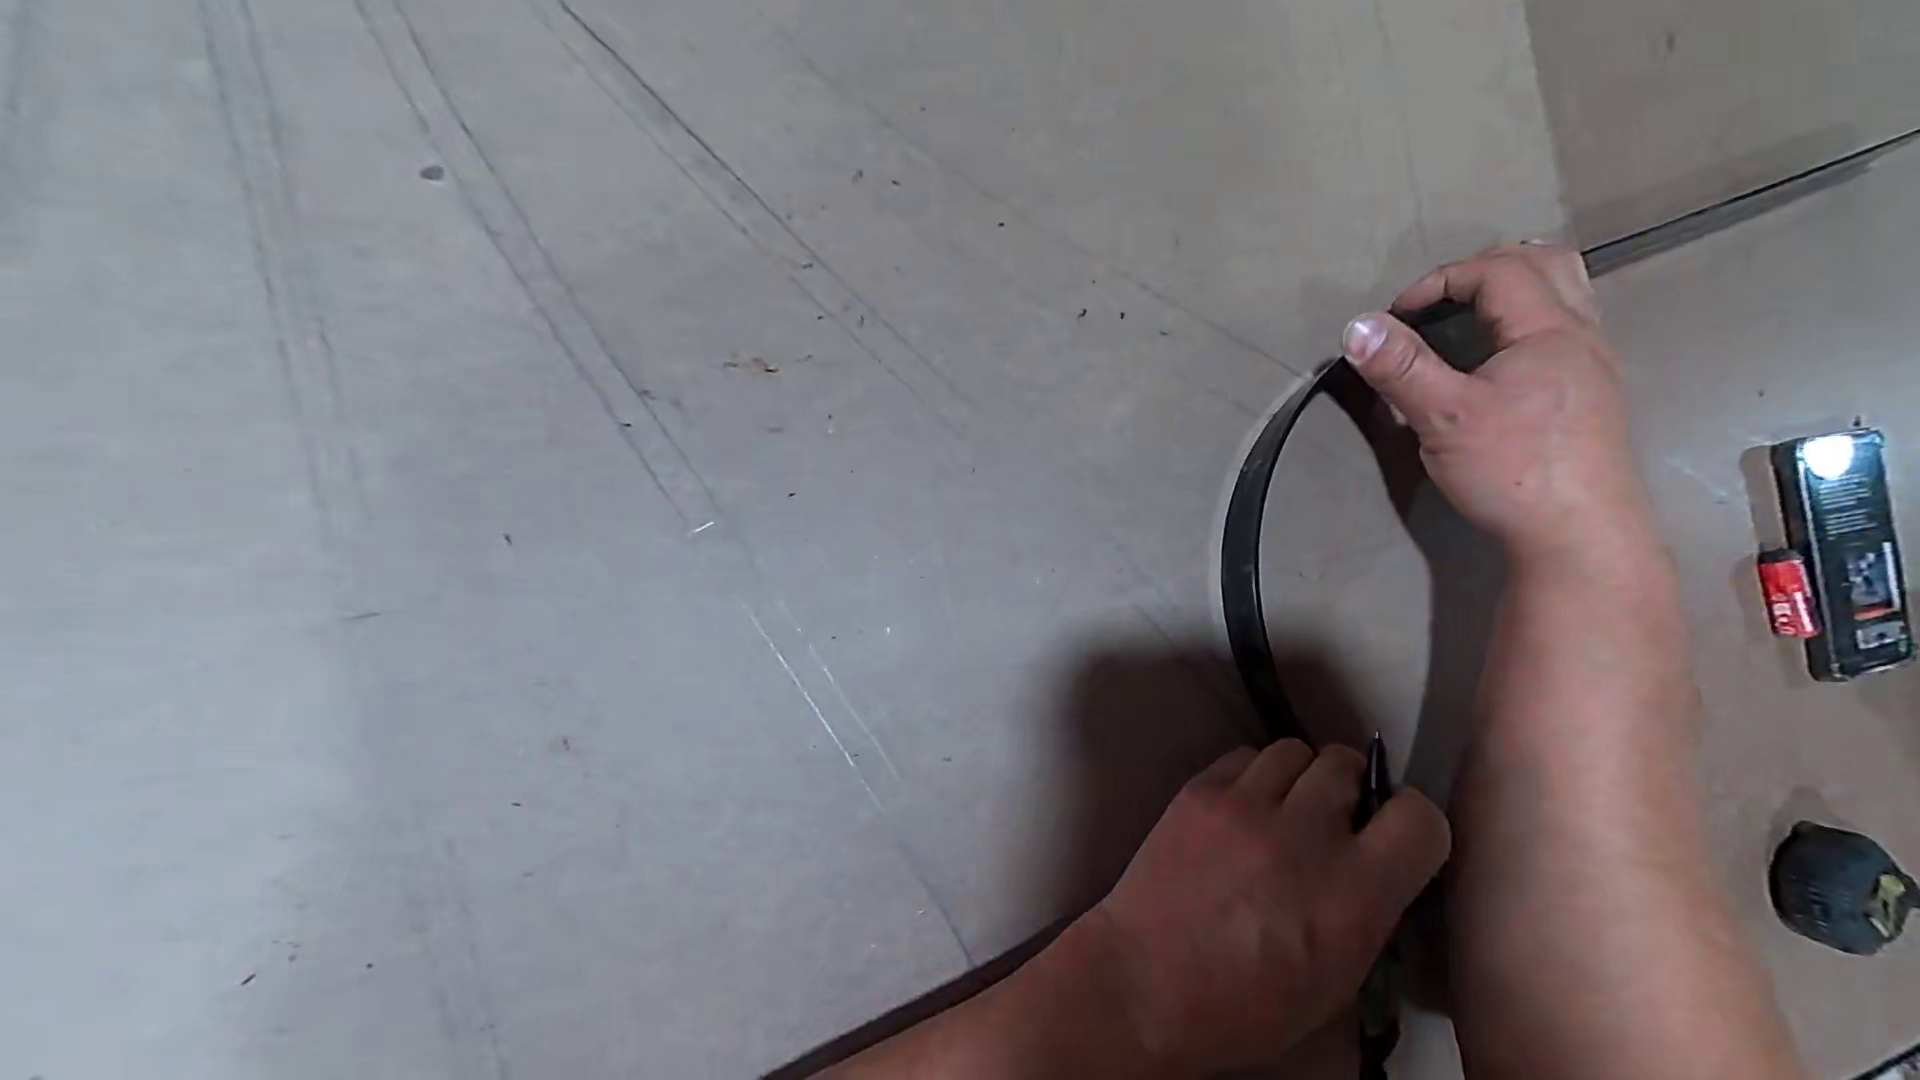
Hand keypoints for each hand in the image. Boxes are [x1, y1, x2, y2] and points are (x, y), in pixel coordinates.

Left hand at [1083, 740, 1449, 1074]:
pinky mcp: (1198, 790)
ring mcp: (1244, 804)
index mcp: (1354, 892)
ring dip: (1299, 775)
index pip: (1419, 818)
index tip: (1394, 835)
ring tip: (1283, 806)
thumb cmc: (1246, 1004)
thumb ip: (1366, 909)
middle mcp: (1304, 833)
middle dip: (1348, 787)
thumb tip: (1372, 862)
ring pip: (1293, 749)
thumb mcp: (1337, 978)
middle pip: (1345, 763)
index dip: (1413, 823)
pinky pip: (1242, 756)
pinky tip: (1240, 806)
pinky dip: (1252, 774)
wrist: (1146, 979)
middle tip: (1330, 816)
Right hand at [1341, 243, 1648, 558]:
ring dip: (1512, 291)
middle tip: (1436, 299)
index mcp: (1550, 331)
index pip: (1497, 272)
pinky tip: (1498, 360)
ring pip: (1563, 297)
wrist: (1578, 533)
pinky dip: (1524, 323)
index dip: (1440, 280)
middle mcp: (1582, 337)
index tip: (1395, 315)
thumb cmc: (1512, 469)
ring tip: (1467, 316)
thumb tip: (1358, 326)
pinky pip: (1563, 331)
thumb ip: (1401, 367)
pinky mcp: (1591, 397)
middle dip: (1483, 269)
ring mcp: (1593, 367)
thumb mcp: (1442, 416)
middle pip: (1547, 265)